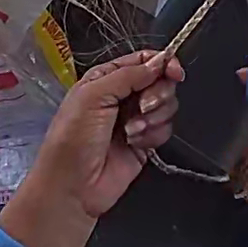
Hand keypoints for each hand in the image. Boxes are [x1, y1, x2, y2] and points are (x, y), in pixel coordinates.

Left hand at [0, 50, 183, 246]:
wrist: (73, 186)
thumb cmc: (74, 137)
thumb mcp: (94, 96)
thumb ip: (129, 75)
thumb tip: (160, 61)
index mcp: (107, 77)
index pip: (144, 60)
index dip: (162, 63)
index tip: (174, 73)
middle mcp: (123, 95)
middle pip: (160, 81)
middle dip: (157, 94)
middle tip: (142, 107)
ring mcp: (136, 118)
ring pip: (166, 105)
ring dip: (152, 118)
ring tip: (130, 132)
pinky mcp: (146, 141)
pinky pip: (165, 128)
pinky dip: (153, 135)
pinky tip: (134, 144)